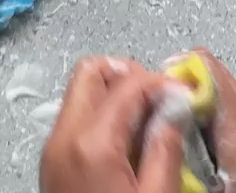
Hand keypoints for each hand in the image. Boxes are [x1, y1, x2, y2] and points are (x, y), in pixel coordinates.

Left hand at [41, 56, 183, 192]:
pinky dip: (102, 115)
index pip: (126, 84)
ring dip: (114, 93)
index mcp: (90, 144)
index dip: (160, 82)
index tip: (182, 92)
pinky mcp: (52, 163)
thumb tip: (174, 110)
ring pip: (81, 91)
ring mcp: (52, 149)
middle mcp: (62, 137)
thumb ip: (166, 150)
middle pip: (91, 71)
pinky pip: (76, 118)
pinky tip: (128, 141)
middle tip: (158, 98)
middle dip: (128, 75)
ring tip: (147, 121)